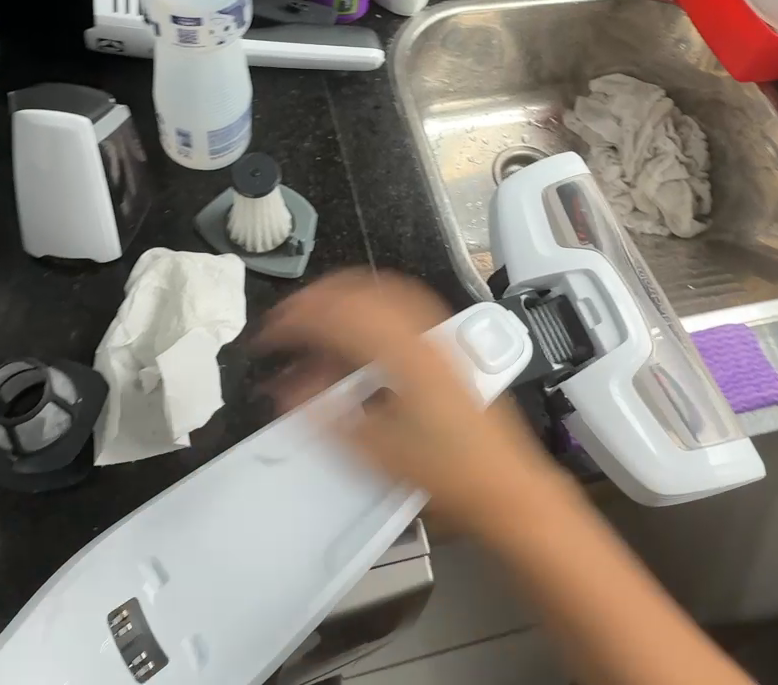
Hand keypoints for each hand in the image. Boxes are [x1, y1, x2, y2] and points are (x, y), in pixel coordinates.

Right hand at [259, 268, 569, 538]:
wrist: (504, 487)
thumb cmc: (450, 475)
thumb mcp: (375, 452)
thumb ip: (325, 415)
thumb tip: (288, 388)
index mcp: (401, 356)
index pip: (337, 315)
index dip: (296, 320)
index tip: (272, 334)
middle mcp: (422, 335)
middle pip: (359, 290)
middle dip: (315, 298)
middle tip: (288, 319)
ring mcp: (439, 336)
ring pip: (383, 290)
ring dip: (343, 294)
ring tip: (316, 311)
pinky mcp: (447, 346)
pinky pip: (403, 302)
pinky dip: (371, 301)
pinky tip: (361, 319)